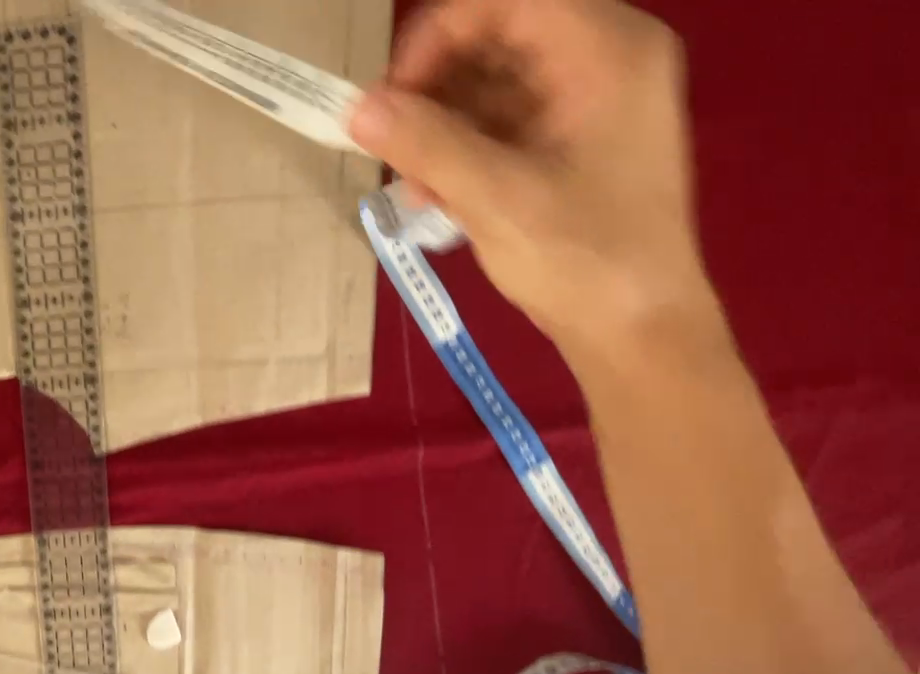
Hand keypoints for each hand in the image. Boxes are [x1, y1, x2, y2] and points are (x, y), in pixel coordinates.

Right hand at [348, 0, 715, 359]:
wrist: (633, 324)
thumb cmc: (579, 256)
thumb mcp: (494, 197)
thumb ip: (425, 145)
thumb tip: (358, 108)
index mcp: (605, 52)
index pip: (505, 2)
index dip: (435, 39)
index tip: (386, 101)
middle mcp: (602, 59)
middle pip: (496, 37)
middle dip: (433, 89)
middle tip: (391, 149)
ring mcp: (587, 100)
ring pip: (492, 82)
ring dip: (439, 126)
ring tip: (415, 186)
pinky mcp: (570, 139)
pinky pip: (501, 120)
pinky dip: (459, 150)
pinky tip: (436, 195)